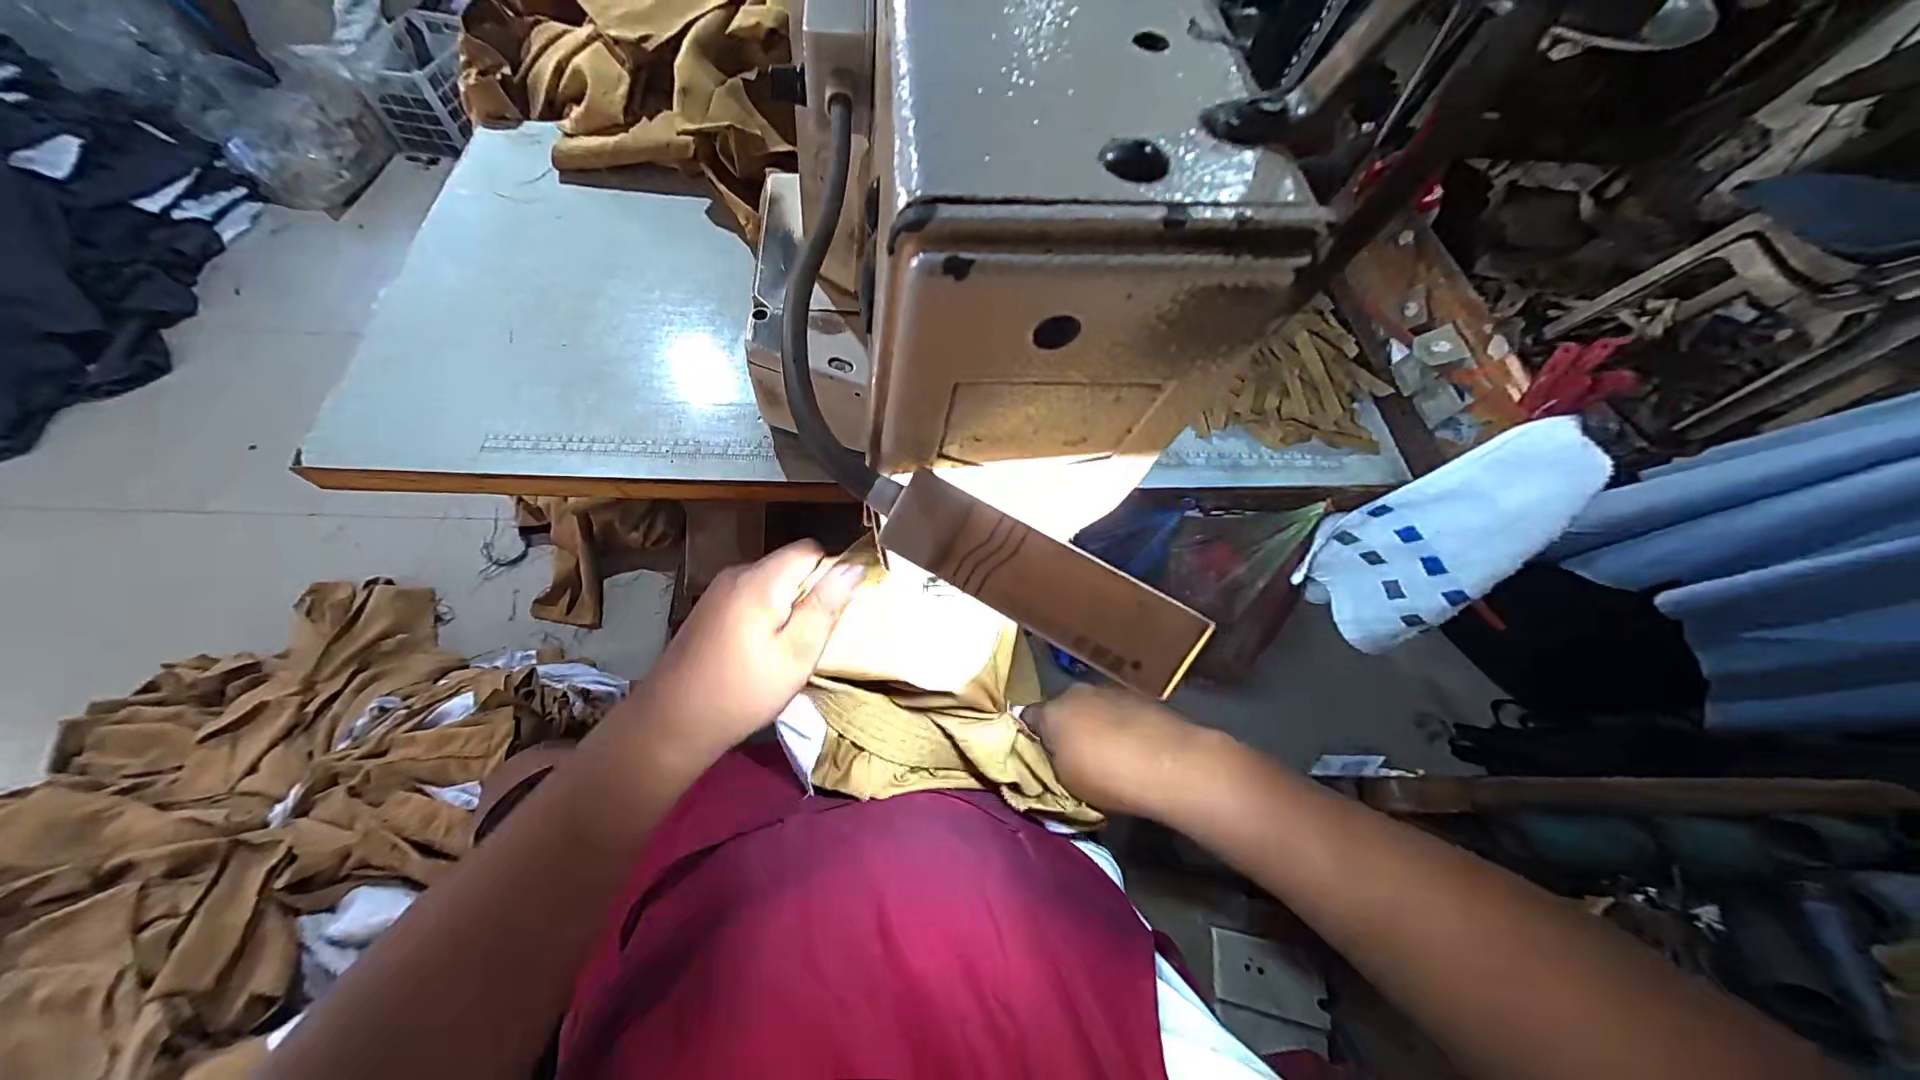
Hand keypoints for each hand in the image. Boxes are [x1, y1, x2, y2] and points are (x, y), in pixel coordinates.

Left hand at [626, 540, 865, 760]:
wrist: (670, 723)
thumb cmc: (741, 693)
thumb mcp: (796, 654)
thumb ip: (825, 606)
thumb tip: (853, 566)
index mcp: (759, 580)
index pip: (811, 549)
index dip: (832, 572)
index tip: (834, 611)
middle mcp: (736, 573)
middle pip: (791, 564)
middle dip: (810, 593)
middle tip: (810, 638)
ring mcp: (719, 589)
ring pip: (773, 581)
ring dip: (790, 606)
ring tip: (787, 649)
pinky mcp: (710, 607)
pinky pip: (754, 595)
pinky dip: (768, 614)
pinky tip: (761, 651)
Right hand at [1025, 684, 1224, 819]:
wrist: (1170, 763)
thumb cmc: (1106, 775)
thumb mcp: (1064, 781)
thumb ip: (1050, 762)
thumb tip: (1050, 754)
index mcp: (1051, 710)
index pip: (1027, 719)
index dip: (1029, 738)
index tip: (1036, 757)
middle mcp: (1077, 692)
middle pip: (1061, 710)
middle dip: (1064, 730)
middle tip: (1072, 759)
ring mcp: (1110, 691)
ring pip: (1092, 709)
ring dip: (1094, 727)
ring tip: (1107, 756)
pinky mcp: (1141, 697)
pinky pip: (1119, 713)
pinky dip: (1120, 727)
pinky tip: (1132, 750)